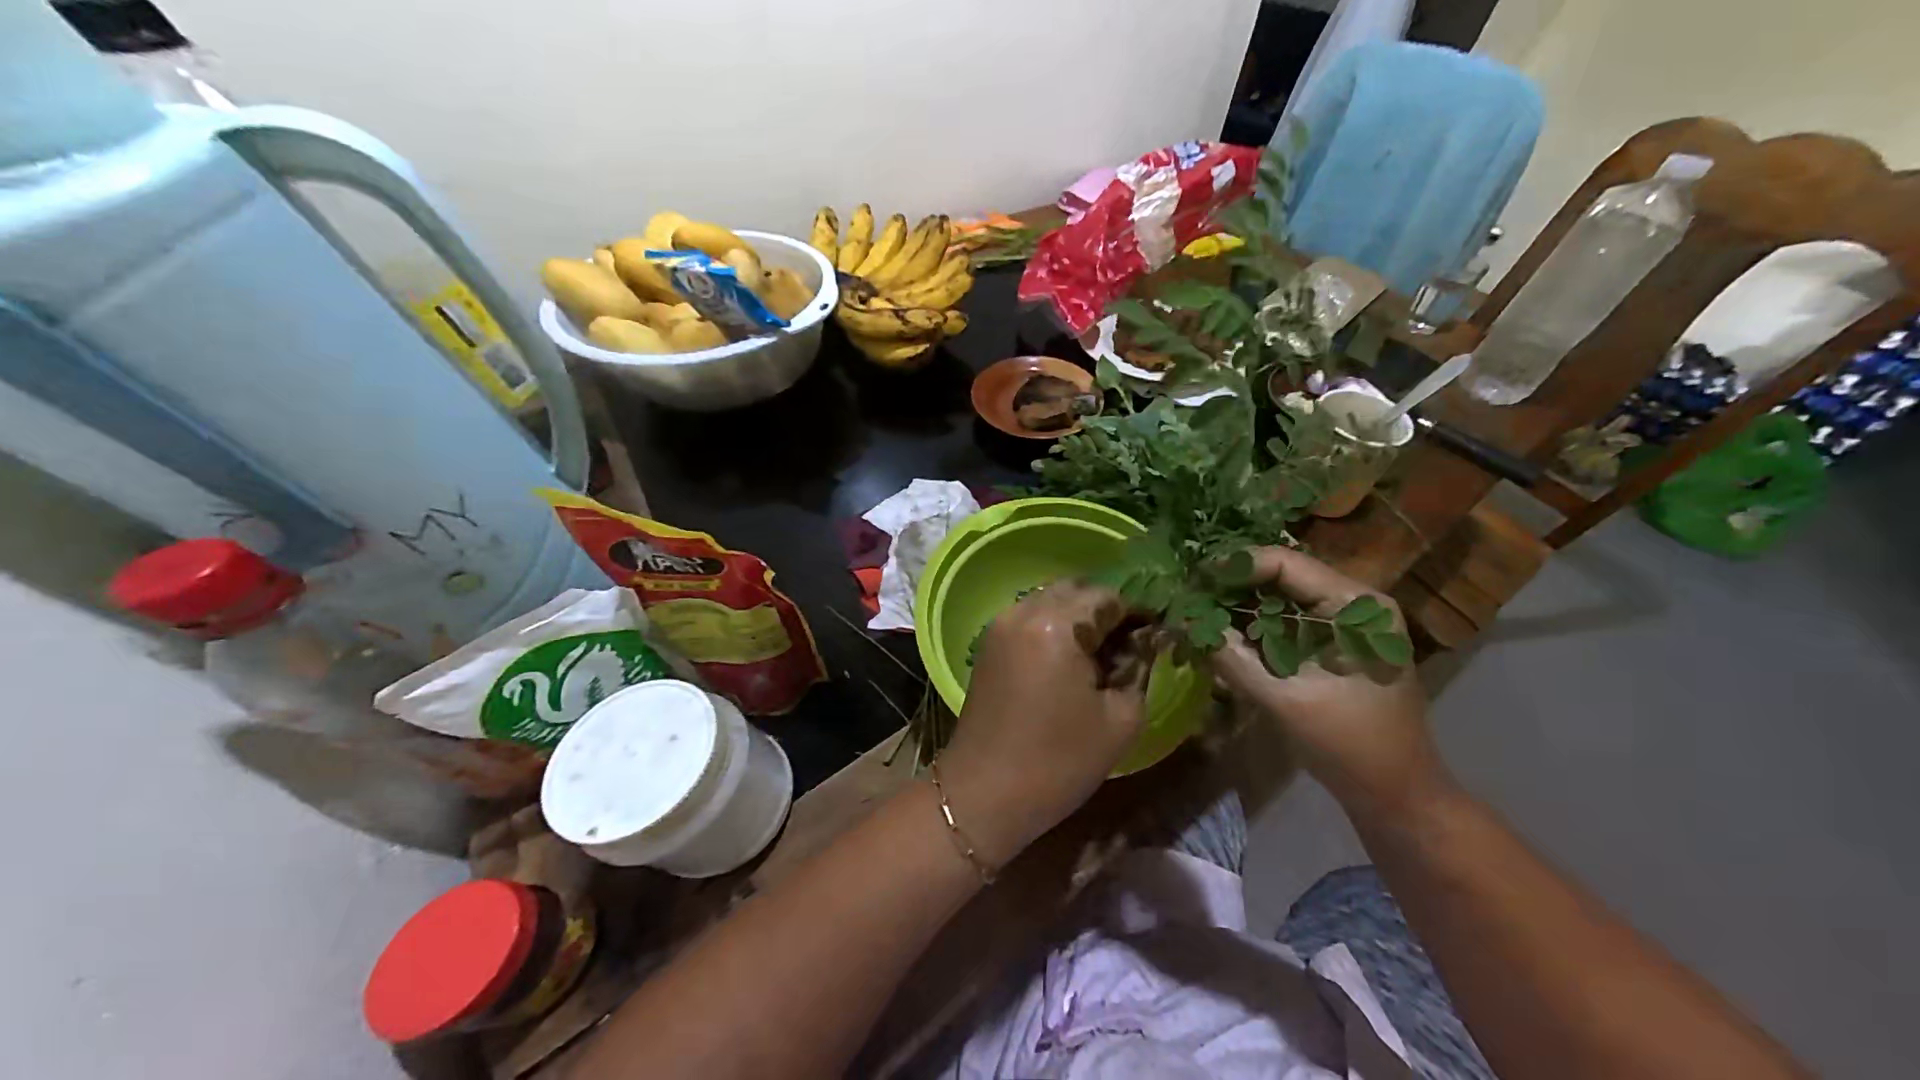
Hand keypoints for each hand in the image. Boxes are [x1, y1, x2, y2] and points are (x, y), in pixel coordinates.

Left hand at [935, 582, 1148, 867]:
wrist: (982, 795)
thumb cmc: (1058, 761)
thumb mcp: (1120, 720)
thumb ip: (1140, 670)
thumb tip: (1147, 645)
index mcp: (1057, 624)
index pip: (1108, 597)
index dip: (1139, 612)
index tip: (1159, 635)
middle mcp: (1023, 612)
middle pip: (1076, 592)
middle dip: (1107, 611)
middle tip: (1131, 645)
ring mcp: (1000, 626)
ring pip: (1050, 602)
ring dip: (1079, 618)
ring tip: (1102, 656)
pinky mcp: (988, 645)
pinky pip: (1030, 620)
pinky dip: (1054, 628)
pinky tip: (1071, 662)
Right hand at [1210, 547, 1449, 817]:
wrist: (1396, 793)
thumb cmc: (1350, 746)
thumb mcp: (1285, 700)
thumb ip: (1233, 659)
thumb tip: (1184, 622)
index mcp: (1357, 606)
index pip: (1286, 563)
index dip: (1235, 567)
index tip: (1193, 581)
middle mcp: (1354, 602)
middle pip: (1282, 574)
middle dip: (1232, 585)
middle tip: (1188, 597)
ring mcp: (1346, 621)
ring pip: (1280, 595)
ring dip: (1239, 603)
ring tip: (1197, 612)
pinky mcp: (1334, 640)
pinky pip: (1286, 619)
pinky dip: (1254, 624)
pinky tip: (1222, 633)